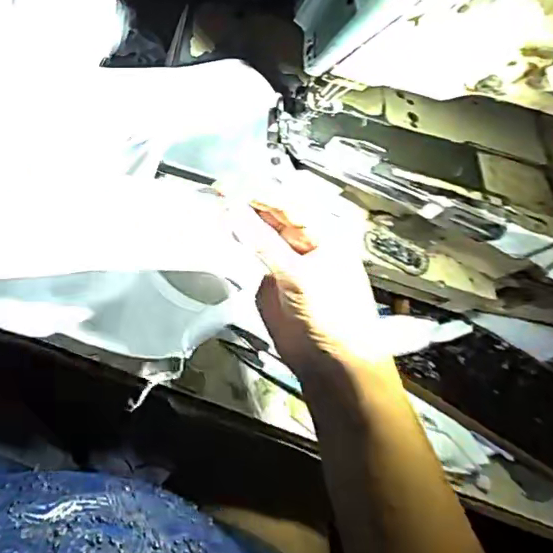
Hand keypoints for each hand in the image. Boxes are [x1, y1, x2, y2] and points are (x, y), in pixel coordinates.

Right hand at [228, 187, 385, 377]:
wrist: (333, 365)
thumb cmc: (336, 320)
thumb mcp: (299, 276)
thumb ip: (263, 242)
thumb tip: (236, 211)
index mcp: (326, 233)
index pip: (286, 202)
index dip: (256, 192)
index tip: (228, 188)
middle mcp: (307, 241)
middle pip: (272, 210)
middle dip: (245, 199)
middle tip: (217, 192)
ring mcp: (289, 259)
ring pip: (260, 227)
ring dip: (239, 216)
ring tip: (217, 206)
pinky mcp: (272, 277)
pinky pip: (252, 250)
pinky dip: (237, 238)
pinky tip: (225, 230)